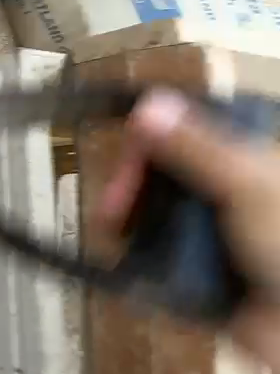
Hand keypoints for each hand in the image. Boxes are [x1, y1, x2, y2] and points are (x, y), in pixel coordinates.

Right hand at [95, 90, 279, 367]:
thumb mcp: (255, 191)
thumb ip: (201, 148)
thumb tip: (151, 104)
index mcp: (271, 171)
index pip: (211, 130)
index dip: (169, 130)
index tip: (137, 139)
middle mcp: (256, 198)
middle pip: (177, 169)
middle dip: (138, 178)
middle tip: (119, 194)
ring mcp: (233, 236)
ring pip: (164, 208)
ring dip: (131, 212)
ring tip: (110, 223)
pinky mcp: (211, 269)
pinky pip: (161, 247)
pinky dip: (136, 245)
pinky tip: (121, 245)